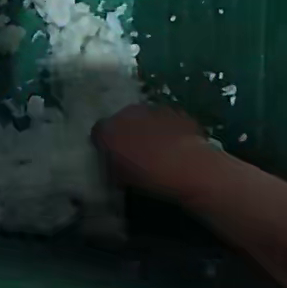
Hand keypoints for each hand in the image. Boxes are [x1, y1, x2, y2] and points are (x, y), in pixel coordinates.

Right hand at [91, 104, 223, 199]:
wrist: (188, 165)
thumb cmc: (149, 175)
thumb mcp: (121, 178)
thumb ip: (113, 165)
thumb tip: (115, 164)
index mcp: (108, 129)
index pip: (98, 131)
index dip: (104, 143)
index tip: (111, 154)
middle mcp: (127, 113)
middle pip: (121, 120)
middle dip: (126, 131)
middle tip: (134, 150)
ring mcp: (152, 109)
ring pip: (144, 117)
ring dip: (147, 128)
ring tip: (157, 148)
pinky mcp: (175, 111)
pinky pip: (165, 119)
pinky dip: (167, 128)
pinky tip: (176, 144)